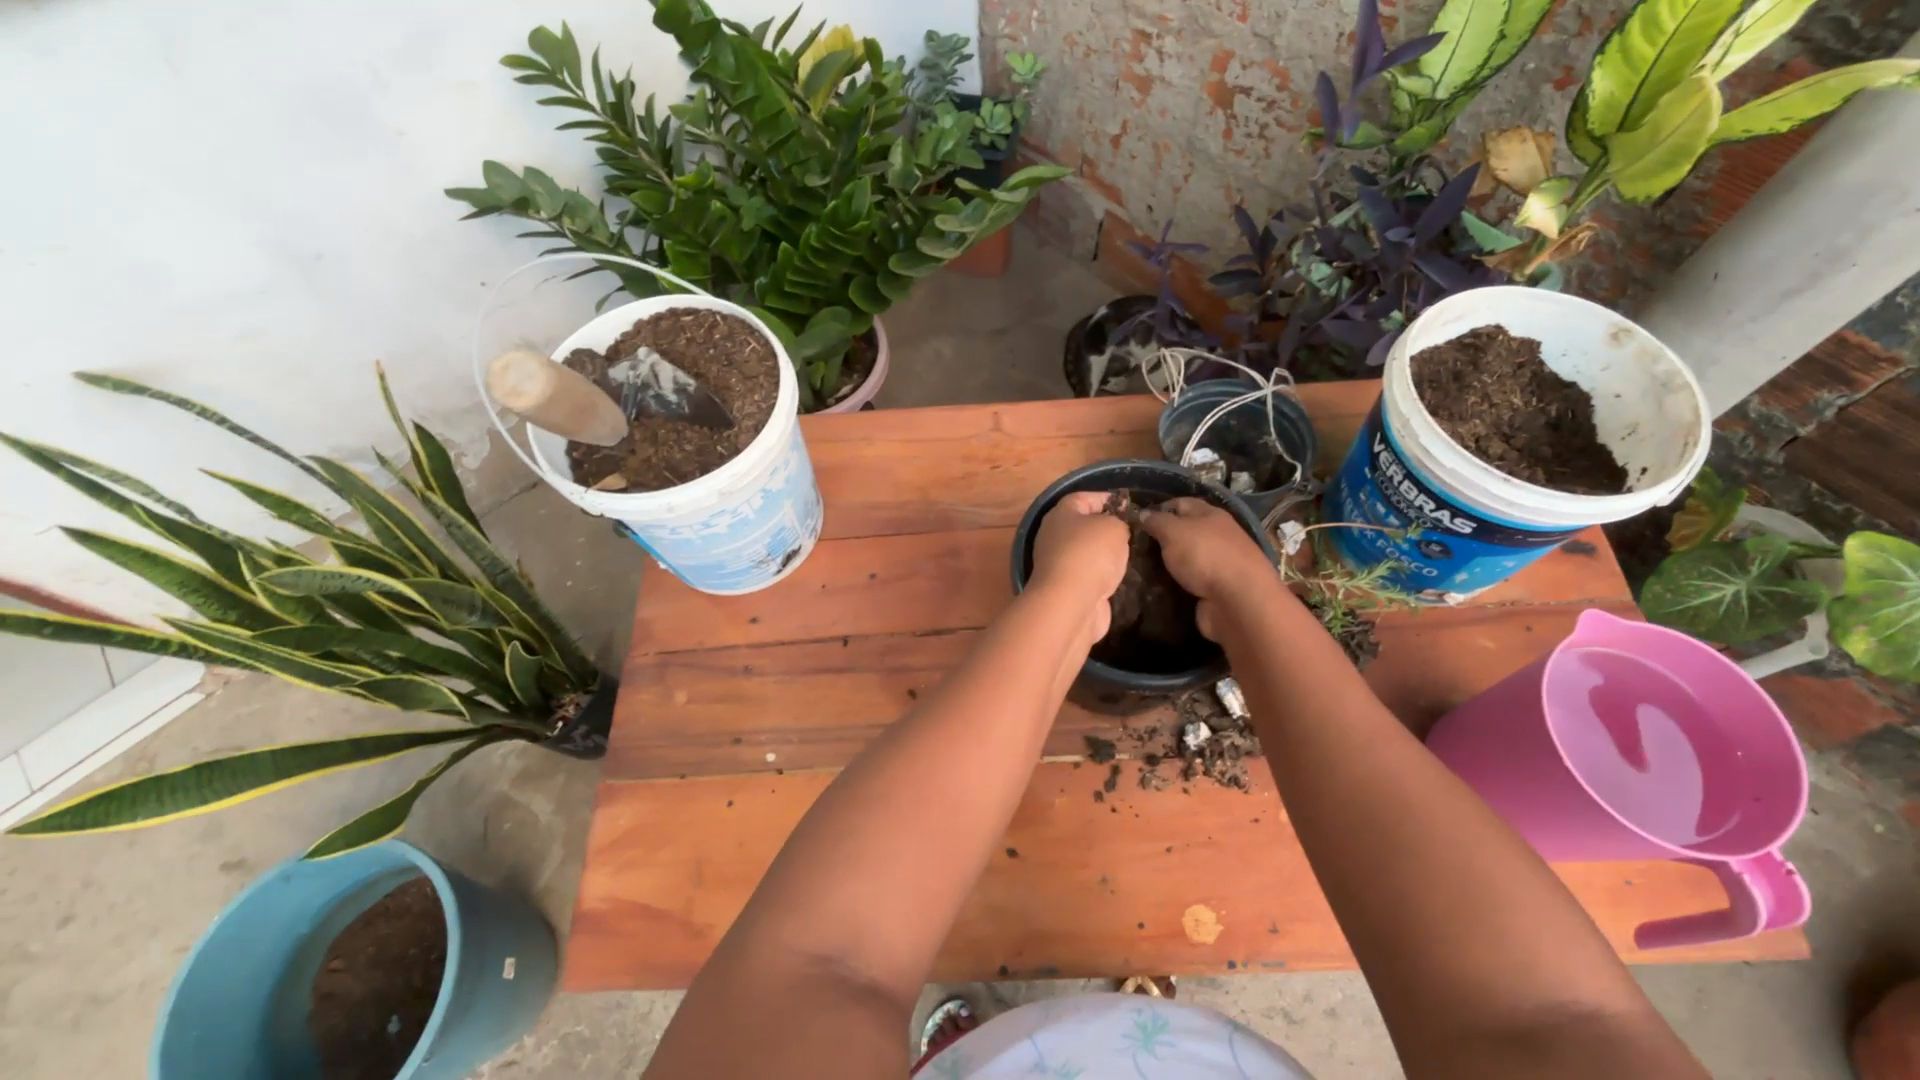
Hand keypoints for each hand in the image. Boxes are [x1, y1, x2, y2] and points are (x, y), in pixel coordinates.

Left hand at [1028, 491, 1130, 638]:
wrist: (1071, 603)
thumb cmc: (1091, 554)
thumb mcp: (1114, 527)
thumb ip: (1118, 521)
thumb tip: (1115, 529)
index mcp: (1061, 514)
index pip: (1084, 497)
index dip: (1107, 499)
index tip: (1130, 507)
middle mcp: (1054, 536)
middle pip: (1084, 526)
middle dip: (1108, 529)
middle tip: (1134, 533)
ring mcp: (1058, 563)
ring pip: (1087, 553)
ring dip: (1107, 555)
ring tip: (1133, 555)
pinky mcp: (1066, 588)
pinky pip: (1089, 575)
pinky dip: (1103, 576)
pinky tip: (1122, 578)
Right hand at [1141, 498, 1285, 639]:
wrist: (1239, 601)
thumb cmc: (1205, 556)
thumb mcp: (1174, 532)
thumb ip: (1157, 521)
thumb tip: (1143, 513)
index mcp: (1211, 515)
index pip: (1181, 503)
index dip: (1159, 508)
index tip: (1137, 521)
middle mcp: (1218, 536)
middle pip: (1186, 532)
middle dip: (1162, 538)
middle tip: (1135, 547)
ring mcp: (1219, 564)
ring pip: (1188, 558)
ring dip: (1168, 563)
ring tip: (1141, 568)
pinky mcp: (1217, 589)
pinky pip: (1191, 581)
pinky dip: (1177, 583)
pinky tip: (1159, 588)